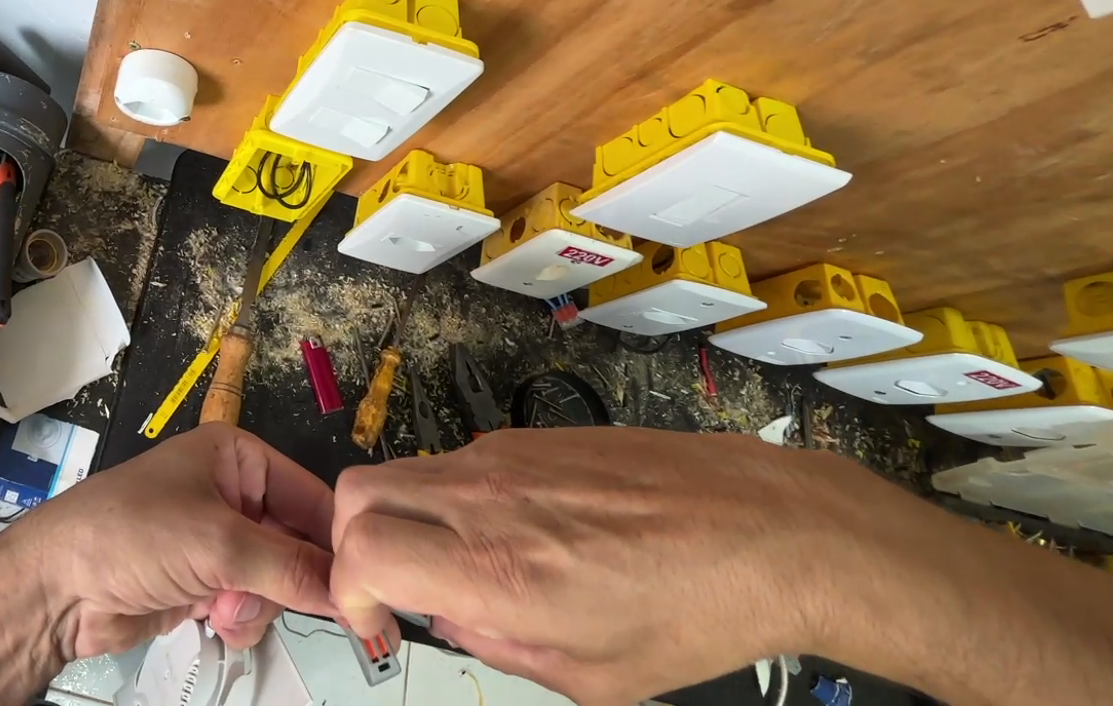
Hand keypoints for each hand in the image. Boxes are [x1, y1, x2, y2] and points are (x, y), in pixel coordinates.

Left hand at [0, 422, 336, 661]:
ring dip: (258, 603)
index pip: (310, 496)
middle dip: (287, 578)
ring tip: (222, 607)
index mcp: (237, 457)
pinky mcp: (203, 581)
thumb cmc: (130, 533)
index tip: (368, 585)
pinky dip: (238, 619)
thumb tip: (352, 592)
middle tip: (273, 599)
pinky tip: (209, 618)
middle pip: (296, 542)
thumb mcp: (217, 542)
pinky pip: (250, 604)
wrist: (58, 586)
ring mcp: (216, 539)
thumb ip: (290, 568)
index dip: (337, 541)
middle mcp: (231, 493)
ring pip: (277, 580)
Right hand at [329, 427, 903, 705]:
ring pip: (398, 473)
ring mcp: (495, 456)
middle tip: (394, 583)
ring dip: (401, 519)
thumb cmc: (691, 616)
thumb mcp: (594, 677)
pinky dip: (447, 500)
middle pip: (355, 493)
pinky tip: (513, 530)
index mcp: (497, 569)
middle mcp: (479, 498)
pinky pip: (448, 464)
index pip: (364, 552)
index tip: (381, 619)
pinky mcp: (518, 435)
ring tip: (462, 561)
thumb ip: (497, 644)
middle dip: (352, 543)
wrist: (761, 522)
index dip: (351, 591)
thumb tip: (446, 611)